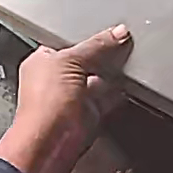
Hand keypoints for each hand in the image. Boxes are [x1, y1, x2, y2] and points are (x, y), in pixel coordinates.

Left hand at [0, 24, 134, 172]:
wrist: (50, 143)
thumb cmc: (43, 106)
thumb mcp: (70, 61)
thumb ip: (96, 46)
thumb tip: (116, 33)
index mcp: (42, 62)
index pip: (66, 42)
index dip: (86, 36)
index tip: (108, 28)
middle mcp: (56, 80)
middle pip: (86, 60)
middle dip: (102, 54)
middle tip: (122, 41)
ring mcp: (73, 98)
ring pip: (99, 79)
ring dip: (113, 72)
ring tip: (130, 58)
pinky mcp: (89, 114)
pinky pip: (108, 98)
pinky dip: (119, 92)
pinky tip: (128, 83)